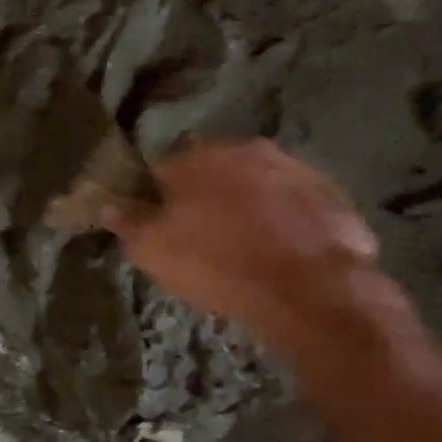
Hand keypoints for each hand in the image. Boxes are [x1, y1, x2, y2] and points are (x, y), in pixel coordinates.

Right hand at [101, 140, 404, 351]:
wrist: (310, 290)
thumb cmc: (216, 263)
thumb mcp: (152, 250)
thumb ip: (127, 222)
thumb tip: (108, 204)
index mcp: (198, 157)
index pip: (160, 169)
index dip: (153, 198)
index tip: (156, 226)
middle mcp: (248, 150)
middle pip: (212, 172)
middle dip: (203, 197)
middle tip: (198, 237)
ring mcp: (297, 170)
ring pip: (256, 186)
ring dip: (245, 207)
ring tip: (240, 247)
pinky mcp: (333, 197)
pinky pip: (293, 206)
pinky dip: (283, 223)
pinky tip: (277, 255)